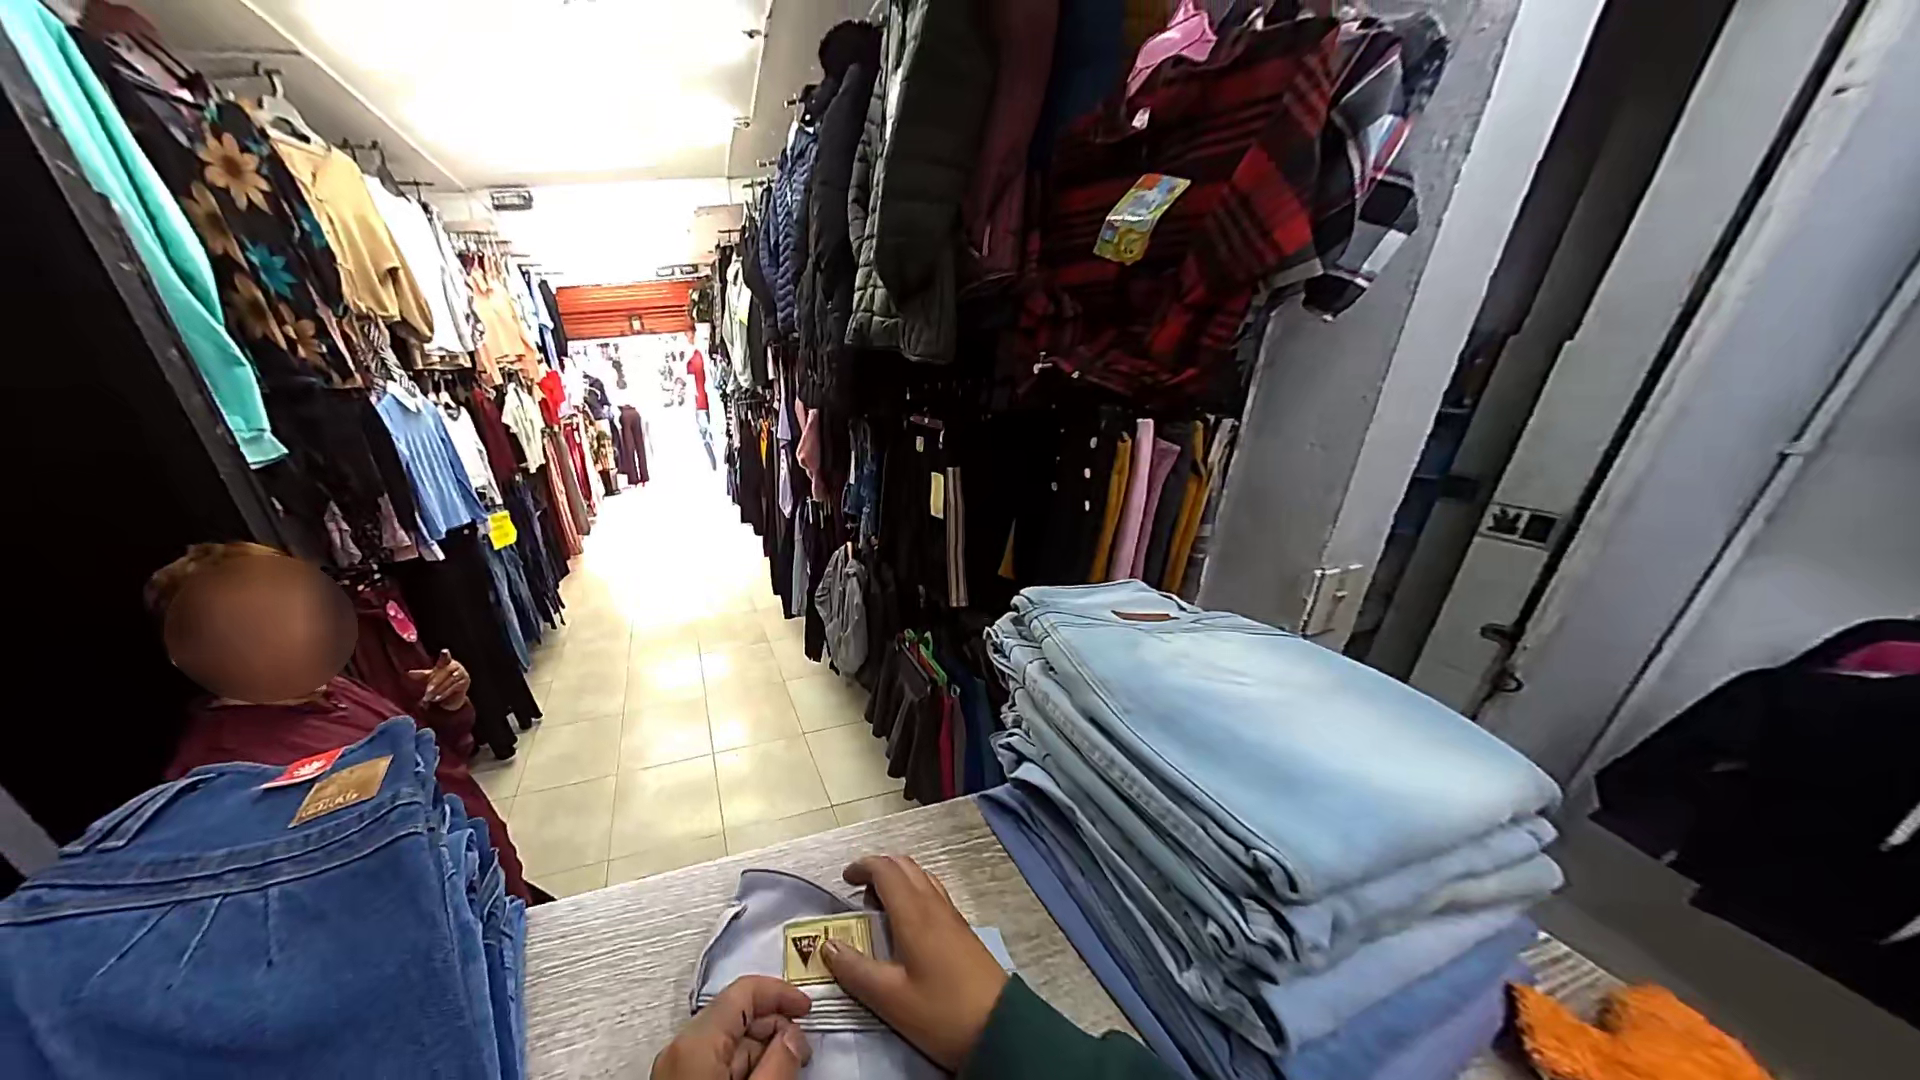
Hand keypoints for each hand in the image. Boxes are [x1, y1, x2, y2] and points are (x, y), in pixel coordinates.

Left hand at [408, 650, 470, 709]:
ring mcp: (462, 674)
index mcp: (447, 662)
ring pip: (449, 681)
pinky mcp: (465, 682)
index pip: (445, 658)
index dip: (445, 655)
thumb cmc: (439, 683)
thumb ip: (421, 675)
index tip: (444, 651)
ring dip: (438, 690)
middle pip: (444, 673)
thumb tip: (408, 672)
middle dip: (435, 683)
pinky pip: (454, 687)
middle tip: (427, 693)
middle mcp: (456, 666)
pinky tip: (438, 698)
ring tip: (430, 698)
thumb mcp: (429, 678)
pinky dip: (445, 693)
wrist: (451, 696)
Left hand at [652, 975, 812, 1079]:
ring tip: (783, 1069)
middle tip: (799, 1049)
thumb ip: (778, 1060)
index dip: (781, 992)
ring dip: (761, 1047)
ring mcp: (673, 1069)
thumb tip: (793, 1035)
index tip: (806, 1007)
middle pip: (738, 1013)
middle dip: (774, 1025)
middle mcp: (679, 1047)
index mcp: (695, 1040)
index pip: (745, 989)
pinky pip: (716, 1060)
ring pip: (729, 1039)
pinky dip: (743, 1064)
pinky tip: (760, 1078)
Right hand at [821, 855, 1008, 1069]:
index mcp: (914, 912)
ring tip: (878, 904)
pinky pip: (932, 891)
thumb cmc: (940, 1011)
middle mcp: (933, 903)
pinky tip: (906, 920)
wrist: (998, 1025)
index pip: (886, 870)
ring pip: (921, 876)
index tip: (844, 879)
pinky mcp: (960, 928)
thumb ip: (856, 970)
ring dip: (898, 878)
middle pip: (905, 866)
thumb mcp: (890, 998)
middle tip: (858, 889)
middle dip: (879, 868)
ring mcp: (950, 913)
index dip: (863, 866)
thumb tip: (828, 945)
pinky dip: (913, 890)